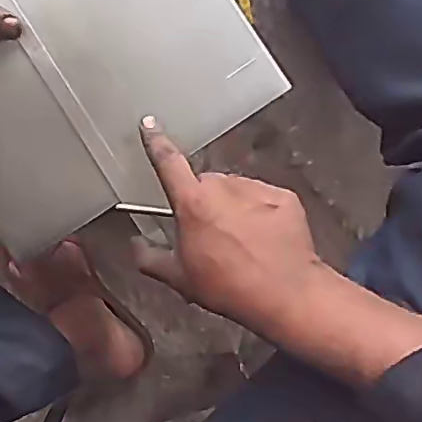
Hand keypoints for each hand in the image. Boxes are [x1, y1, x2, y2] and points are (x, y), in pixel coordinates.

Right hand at [131, 116, 335, 336]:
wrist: (284, 294)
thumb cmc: (230, 286)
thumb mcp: (179, 277)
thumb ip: (149, 258)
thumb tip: (136, 248)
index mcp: (192, 203)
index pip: (168, 163)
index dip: (156, 143)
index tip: (150, 127)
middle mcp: (224, 188)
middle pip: (204, 184)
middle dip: (202, 203)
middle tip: (207, 236)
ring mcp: (256, 190)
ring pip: (233, 190)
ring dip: (230, 208)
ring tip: (237, 242)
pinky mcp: (283, 197)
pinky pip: (261, 197)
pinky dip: (258, 213)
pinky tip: (259, 239)